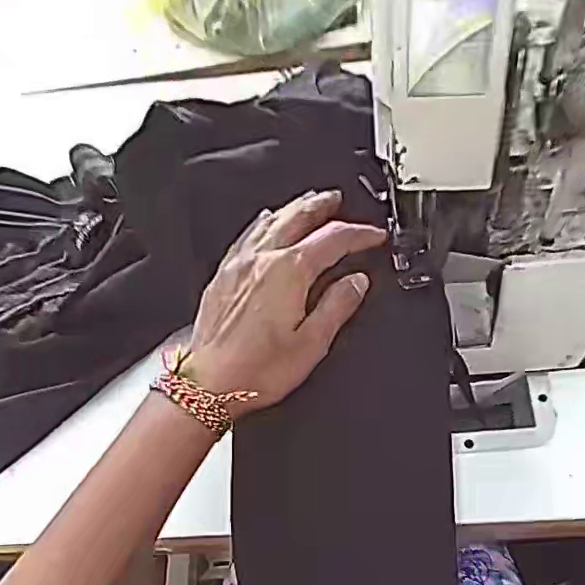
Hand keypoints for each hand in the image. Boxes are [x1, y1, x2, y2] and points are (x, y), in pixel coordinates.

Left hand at [182, 189, 385, 416]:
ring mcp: (238, 266)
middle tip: (339, 201)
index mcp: (289, 273)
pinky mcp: (223, 277)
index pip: (333, 240)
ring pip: (271, 221)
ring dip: (295, 209)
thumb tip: (356, 283)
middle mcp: (261, 261)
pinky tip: (266, 225)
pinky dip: (266, 224)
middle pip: (298, 218)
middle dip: (323, 207)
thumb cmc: (256, 370)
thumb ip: (337, 306)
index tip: (374, 236)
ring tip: (309, 205)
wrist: (210, 383)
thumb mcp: (312, 343)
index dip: (359, 234)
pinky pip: (248, 236)